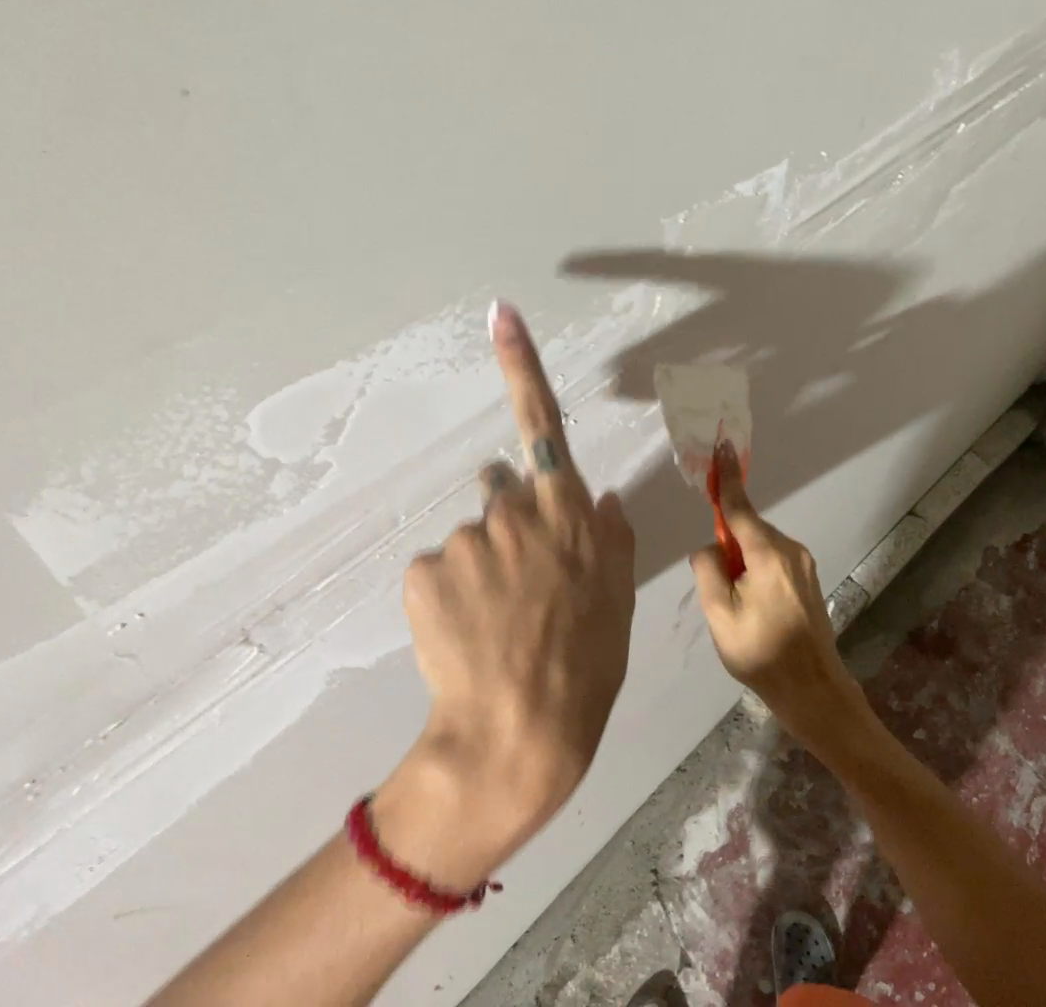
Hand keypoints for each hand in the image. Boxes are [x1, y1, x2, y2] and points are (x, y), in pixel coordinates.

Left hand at [377, 302, 635, 887]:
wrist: (520, 730)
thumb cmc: (588, 664)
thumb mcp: (621, 600)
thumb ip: (614, 540)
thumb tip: (607, 498)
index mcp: (570, 512)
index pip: (543, 424)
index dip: (521, 365)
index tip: (500, 315)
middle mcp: (515, 511)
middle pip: (502, 493)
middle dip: (509, 523)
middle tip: (523, 586)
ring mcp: (466, 540)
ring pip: (471, 540)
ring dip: (481, 569)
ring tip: (496, 624)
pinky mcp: (424, 573)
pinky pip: (438, 573)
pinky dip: (449, 597)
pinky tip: (466, 635)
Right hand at [689, 444, 857, 730]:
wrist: (813, 688)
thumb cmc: (762, 654)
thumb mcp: (720, 616)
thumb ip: (708, 572)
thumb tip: (708, 549)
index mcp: (768, 554)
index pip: (740, 508)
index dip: (726, 479)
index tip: (721, 448)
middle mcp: (791, 551)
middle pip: (749, 530)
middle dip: (728, 546)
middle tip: (718, 590)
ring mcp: (804, 565)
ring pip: (760, 548)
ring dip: (742, 564)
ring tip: (737, 610)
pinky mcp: (808, 580)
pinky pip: (773, 562)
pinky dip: (755, 573)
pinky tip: (753, 609)